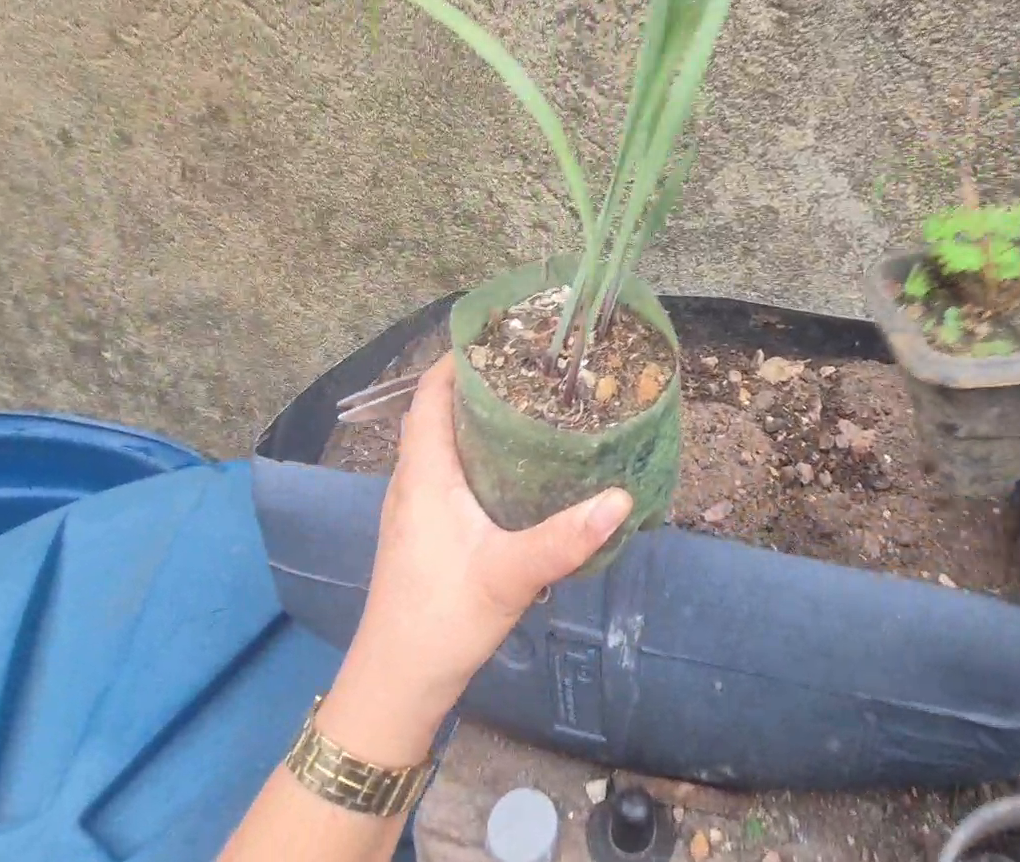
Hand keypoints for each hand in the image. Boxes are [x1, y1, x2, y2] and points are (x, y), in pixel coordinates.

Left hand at [314, 356, 631, 764]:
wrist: (398, 681)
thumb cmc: (442, 618)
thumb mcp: (510, 574)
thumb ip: (565, 537)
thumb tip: (622, 497)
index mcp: (424, 474)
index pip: (429, 395)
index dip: (458, 360)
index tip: (504, 338)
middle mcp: (413, 480)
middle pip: (439, 413)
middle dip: (480, 385)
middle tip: (535, 370)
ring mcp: (416, 507)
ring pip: (444, 444)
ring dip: (479, 421)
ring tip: (532, 407)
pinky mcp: (425, 530)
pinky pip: (449, 472)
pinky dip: (479, 454)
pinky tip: (517, 469)